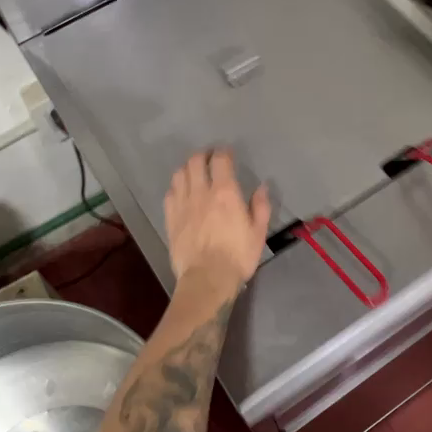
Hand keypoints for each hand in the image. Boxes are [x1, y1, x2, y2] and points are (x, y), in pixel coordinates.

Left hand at [164, 149, 270, 293]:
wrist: (207, 279)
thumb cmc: (237, 256)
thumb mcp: (258, 232)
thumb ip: (260, 206)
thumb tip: (262, 187)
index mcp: (225, 192)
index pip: (220, 160)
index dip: (223, 152)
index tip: (227, 152)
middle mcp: (201, 192)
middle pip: (195, 162)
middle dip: (202, 155)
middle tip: (208, 157)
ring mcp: (182, 205)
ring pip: (179, 174)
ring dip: (187, 168)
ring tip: (193, 171)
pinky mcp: (171, 218)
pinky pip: (169, 194)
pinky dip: (176, 187)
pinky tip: (181, 191)